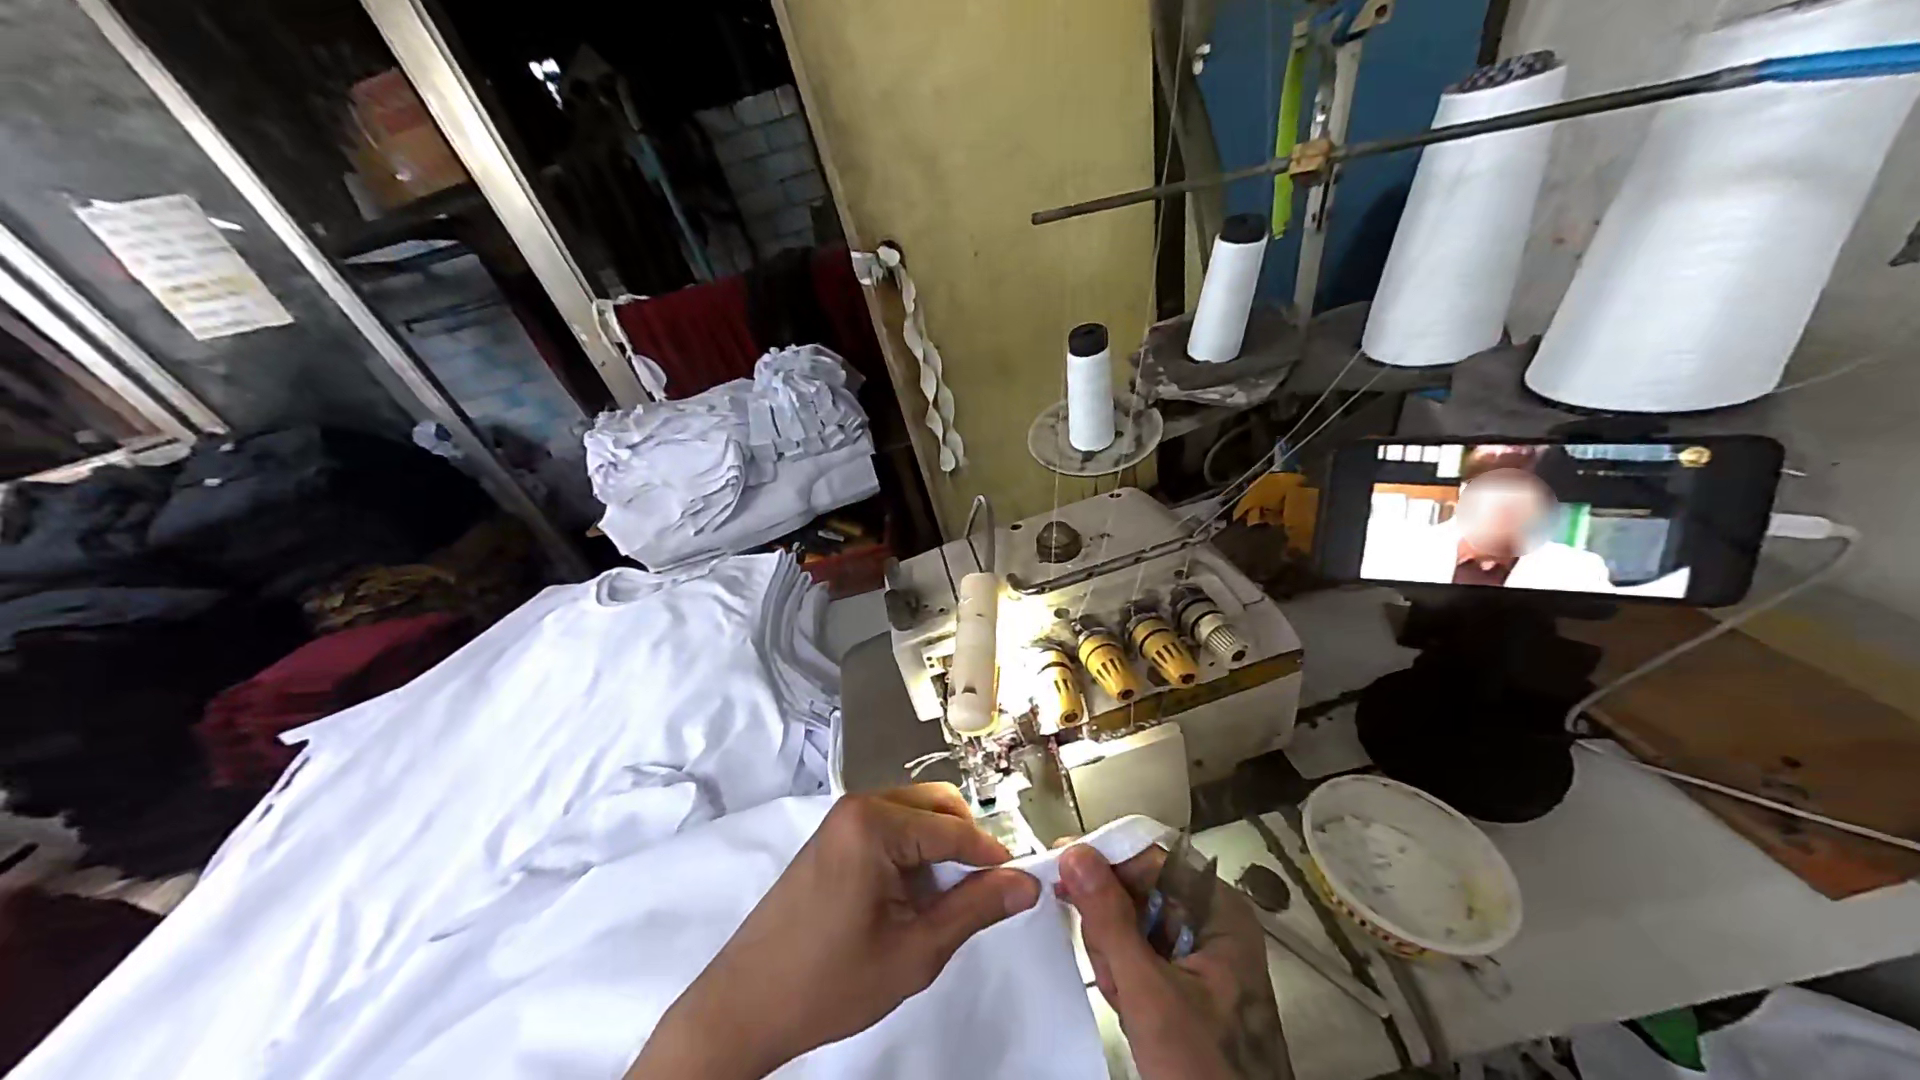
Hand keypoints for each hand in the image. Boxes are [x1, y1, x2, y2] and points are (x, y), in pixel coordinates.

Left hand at [627, 785, 1040, 1079]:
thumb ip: (974, 909)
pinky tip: (909, 899)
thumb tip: (1026, 883)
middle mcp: (859, 805)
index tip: (1022, 885)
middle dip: (965, 847)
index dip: (993, 858)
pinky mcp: (833, 836)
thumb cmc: (829, 983)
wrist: (743, 1005)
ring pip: (916, 815)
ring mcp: (842, 818)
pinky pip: (890, 827)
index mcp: (876, 824)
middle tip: (978, 898)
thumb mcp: (914, 952)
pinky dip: (913, 853)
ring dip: (939, 850)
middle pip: (937, 807)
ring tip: (941, 905)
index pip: (955, 830)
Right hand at [1059, 844, 1289, 1079]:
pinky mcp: (1183, 973)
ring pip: (1128, 921)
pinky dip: (1124, 976)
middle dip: (1113, 931)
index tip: (1059, 867)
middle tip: (1115, 973)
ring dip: (1115, 959)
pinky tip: (1132, 1006)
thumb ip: (1110, 920)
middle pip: (1135, 890)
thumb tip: (1075, 854)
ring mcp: (1197, 947)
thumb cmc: (1206, 1069)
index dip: (1103, 860)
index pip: (1148, 858)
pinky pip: (1136, 950)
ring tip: (1128, 1000)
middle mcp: (1209, 918)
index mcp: (1217, 909)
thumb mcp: (1150, 993)